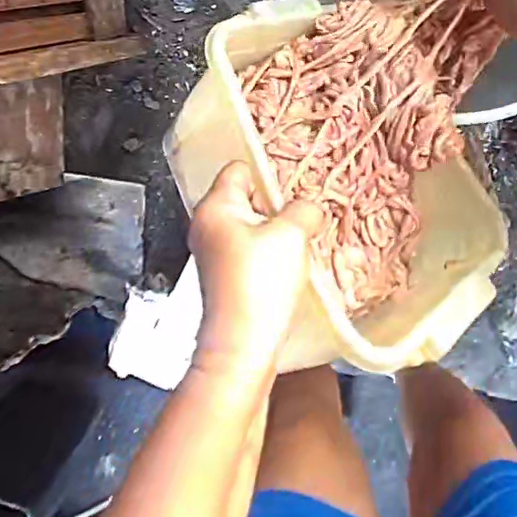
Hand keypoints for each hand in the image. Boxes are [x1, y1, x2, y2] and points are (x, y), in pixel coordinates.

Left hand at [189, 162, 322, 377]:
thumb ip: (303, 210)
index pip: (238, 169)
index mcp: (215, 206)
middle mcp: (206, 225)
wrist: (241, 347)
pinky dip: (268, 253)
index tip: (292, 189)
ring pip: (250, 225)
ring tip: (297, 246)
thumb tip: (310, 208)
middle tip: (299, 220)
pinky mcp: (222, 274)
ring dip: (275, 232)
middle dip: (275, 206)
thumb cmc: (259, 286)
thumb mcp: (291, 236)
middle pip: (245, 196)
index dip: (267, 174)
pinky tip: (286, 268)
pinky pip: (248, 249)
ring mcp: (212, 251)